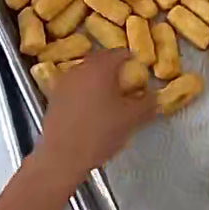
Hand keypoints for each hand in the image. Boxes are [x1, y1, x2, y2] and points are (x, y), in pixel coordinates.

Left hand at [28, 51, 155, 188]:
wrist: (62, 157)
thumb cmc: (100, 133)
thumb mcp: (132, 119)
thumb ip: (148, 103)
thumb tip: (154, 96)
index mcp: (100, 67)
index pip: (120, 52)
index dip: (133, 60)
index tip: (140, 72)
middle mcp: (80, 68)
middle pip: (101, 60)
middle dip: (115, 68)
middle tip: (128, 83)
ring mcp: (64, 82)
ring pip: (86, 73)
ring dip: (99, 80)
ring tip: (110, 97)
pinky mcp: (54, 97)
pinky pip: (75, 86)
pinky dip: (86, 91)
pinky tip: (92, 108)